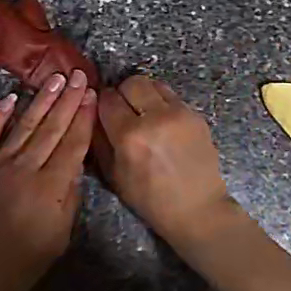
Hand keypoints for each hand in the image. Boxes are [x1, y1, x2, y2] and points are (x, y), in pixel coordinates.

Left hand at [0, 70, 95, 290]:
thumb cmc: (18, 266)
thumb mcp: (57, 240)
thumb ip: (68, 201)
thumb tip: (75, 169)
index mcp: (48, 187)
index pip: (72, 144)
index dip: (83, 117)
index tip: (91, 94)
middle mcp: (23, 168)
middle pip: (51, 127)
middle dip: (67, 99)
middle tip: (78, 74)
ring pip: (23, 125)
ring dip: (41, 100)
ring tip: (55, 78)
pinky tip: (10, 98)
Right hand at [97, 75, 242, 251]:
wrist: (197, 208)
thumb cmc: (150, 199)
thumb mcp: (114, 175)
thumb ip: (100, 141)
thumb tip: (93, 114)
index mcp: (130, 136)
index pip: (108, 99)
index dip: (102, 103)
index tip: (104, 112)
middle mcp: (155, 118)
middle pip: (132, 83)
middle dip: (123, 93)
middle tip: (124, 110)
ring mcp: (180, 114)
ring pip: (153, 84)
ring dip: (144, 94)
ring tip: (144, 113)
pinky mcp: (196, 115)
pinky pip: (172, 97)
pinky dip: (162, 104)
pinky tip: (163, 123)